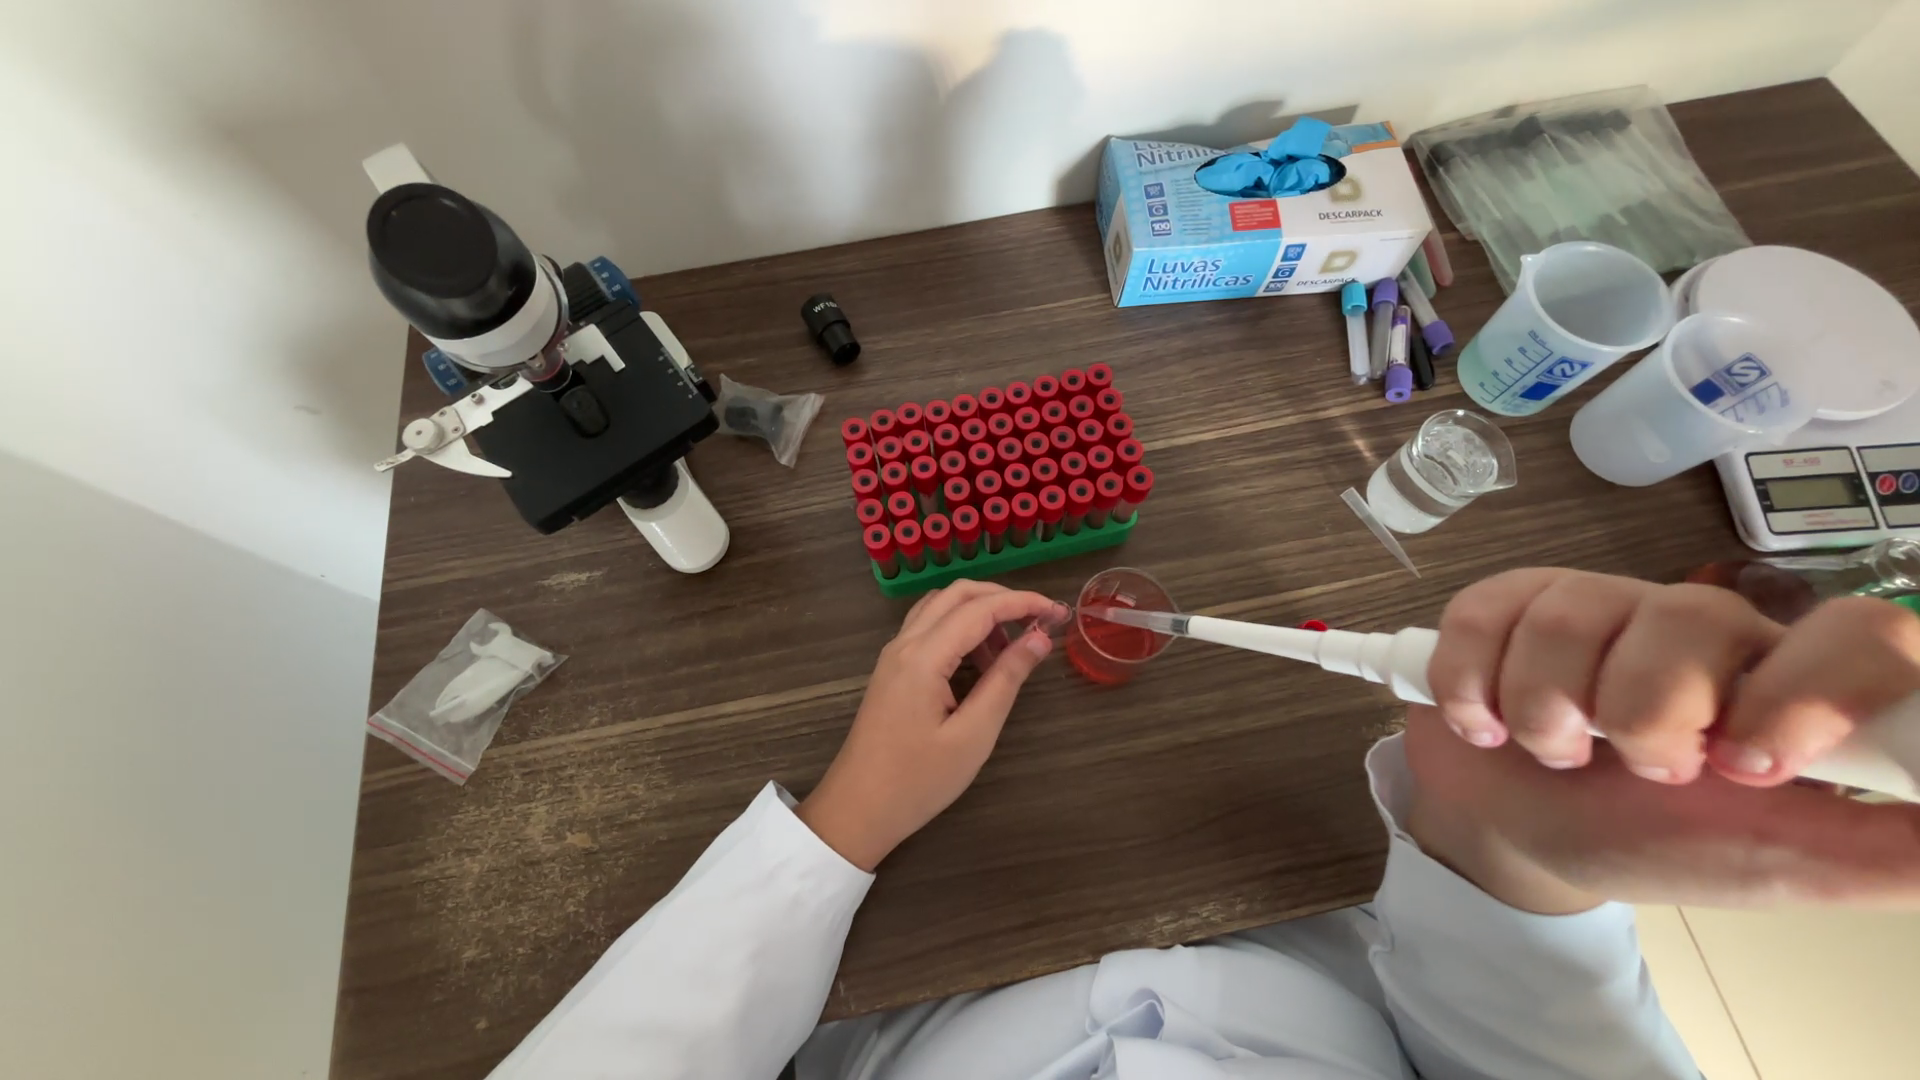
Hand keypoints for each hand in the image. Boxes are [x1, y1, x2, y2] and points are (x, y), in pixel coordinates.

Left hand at [796, 582, 1066, 871]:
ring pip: (940, 606)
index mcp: (923, 657)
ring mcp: (893, 654)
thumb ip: (1006, 680)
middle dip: (1003, 598)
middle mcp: (904, 644)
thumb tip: (1039, 639)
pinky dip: (960, 627)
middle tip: (1040, 620)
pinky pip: (928, 628)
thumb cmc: (918, 781)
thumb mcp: (973, 735)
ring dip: (980, 611)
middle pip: (957, 594)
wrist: (857, 810)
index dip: (1023, 602)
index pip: (980, 608)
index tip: (1059, 611)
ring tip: (1012, 647)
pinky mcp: (892, 669)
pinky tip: (980, 659)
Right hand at [1406, 568, 1919, 911]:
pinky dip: (1469, 688)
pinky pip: (1481, 618)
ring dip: (1541, 714)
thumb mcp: (1780, 866)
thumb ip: (1895, 850)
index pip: (1860, 635)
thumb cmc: (1638, 843)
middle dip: (1638, 717)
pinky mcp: (1501, 602)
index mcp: (1782, 680)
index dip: (1808, 692)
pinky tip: (1484, 723)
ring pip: (1568, 619)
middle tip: (1625, 765)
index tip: (1741, 766)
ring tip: (1548, 751)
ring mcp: (1590, 602)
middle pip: (1689, 616)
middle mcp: (1693, 624)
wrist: (1507, 827)